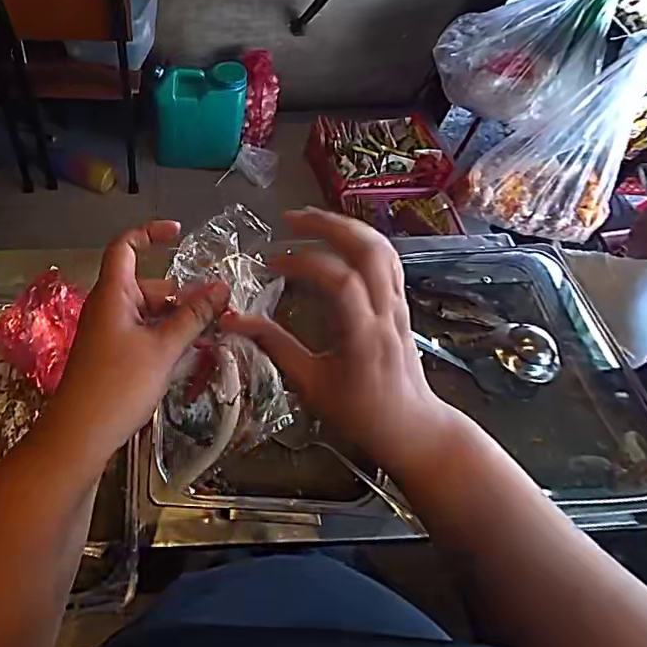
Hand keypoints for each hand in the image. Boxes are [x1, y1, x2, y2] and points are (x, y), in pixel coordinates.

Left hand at [38, 221, 228, 465]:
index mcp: (113, 294)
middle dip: (182, 293)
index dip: (149, 233)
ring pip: (149, 312)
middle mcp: (108, 306)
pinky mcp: (112, 353)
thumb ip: (193, 316)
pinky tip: (190, 352)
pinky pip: (143, 332)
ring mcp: (109, 331)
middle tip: (218, 308)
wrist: (78, 435)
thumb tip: (221, 288)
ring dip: (178, 318)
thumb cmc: (118, 385)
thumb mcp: (163, 348)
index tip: (178, 233)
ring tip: (212, 332)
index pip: (125, 246)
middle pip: (148, 285)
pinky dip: (166, 336)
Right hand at [221, 208, 458, 474]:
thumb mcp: (311, 386)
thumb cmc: (360, 413)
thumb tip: (235, 321)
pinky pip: (388, 258)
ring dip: (346, 226)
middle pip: (368, 250)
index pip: (341, 281)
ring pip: (382, 248)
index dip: (305, 263)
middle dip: (328, 226)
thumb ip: (275, 348)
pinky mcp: (401, 301)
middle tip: (291, 219)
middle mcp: (387, 311)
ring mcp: (399, 303)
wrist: (411, 426)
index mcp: (365, 335)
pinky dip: (361, 238)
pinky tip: (339, 237)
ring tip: (311, 219)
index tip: (273, 265)